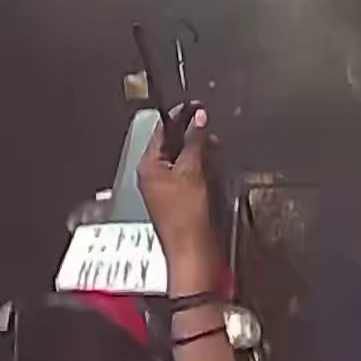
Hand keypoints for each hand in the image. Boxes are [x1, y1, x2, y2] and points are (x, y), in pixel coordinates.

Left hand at [137, 105, 219, 294]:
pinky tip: (211, 160)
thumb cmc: (186, 219)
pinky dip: (199, 163)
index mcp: (148, 166)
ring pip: (181, 156)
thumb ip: (195, 141)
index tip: (194, 106)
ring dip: (197, 147)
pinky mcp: (179, 197)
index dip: (179, 115)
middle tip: (205, 119)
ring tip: (212, 140)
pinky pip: (187, 171)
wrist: (194, 255)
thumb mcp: (192, 171)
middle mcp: (153, 175)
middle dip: (190, 131)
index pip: (162, 130)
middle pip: (172, 143)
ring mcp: (165, 187)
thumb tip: (199, 119)